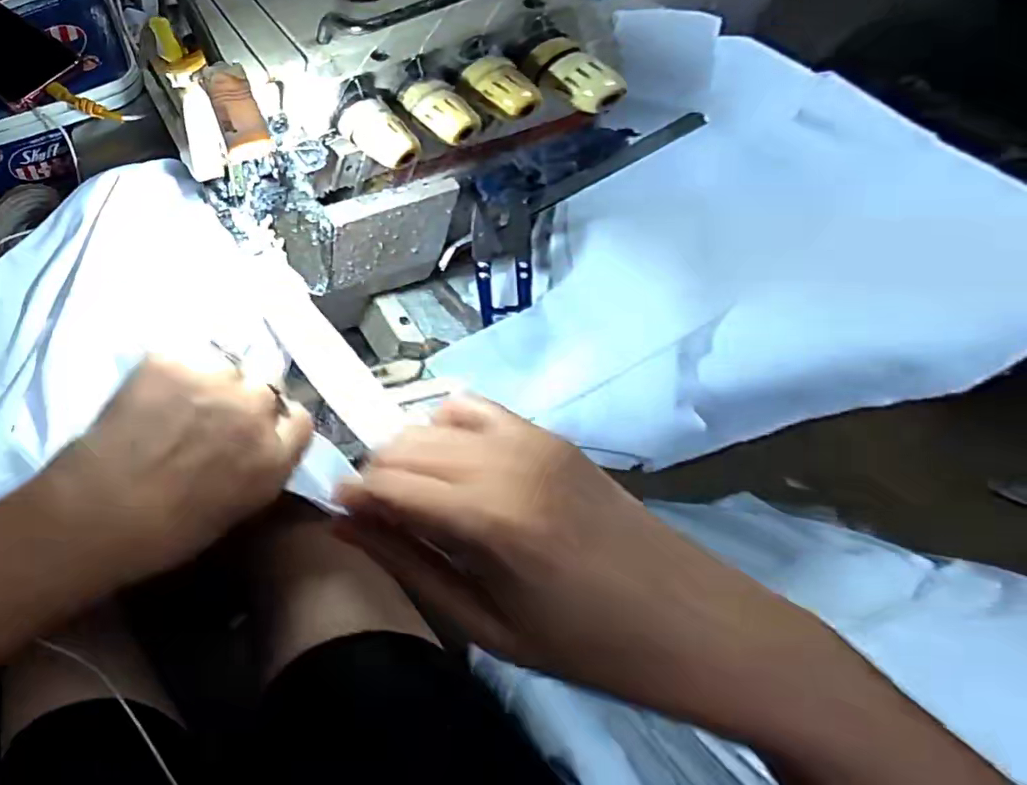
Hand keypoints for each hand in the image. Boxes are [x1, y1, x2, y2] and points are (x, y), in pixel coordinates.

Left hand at [32, 355, 313, 585]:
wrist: (106, 506)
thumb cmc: (166, 530)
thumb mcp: (231, 508)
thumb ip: (250, 468)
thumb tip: (242, 447)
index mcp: (274, 457)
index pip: (298, 419)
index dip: (275, 419)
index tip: (254, 423)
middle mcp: (253, 410)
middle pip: (263, 384)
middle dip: (241, 395)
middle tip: (210, 408)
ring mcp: (211, 379)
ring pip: (224, 363)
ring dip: (208, 377)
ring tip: (177, 395)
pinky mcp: (170, 360)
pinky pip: (180, 354)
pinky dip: (169, 369)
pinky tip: (150, 387)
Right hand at [333, 394, 825, 724]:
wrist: (711, 631)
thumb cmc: (592, 646)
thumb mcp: (488, 626)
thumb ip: (406, 565)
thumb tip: (340, 524)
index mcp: (491, 521)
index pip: (385, 484)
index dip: (352, 497)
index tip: (343, 514)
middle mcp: (502, 465)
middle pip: (396, 448)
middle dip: (376, 478)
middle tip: (386, 516)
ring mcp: (527, 441)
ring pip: (422, 424)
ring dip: (405, 454)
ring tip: (422, 495)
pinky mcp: (545, 434)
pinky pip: (466, 406)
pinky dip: (442, 426)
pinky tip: (457, 462)